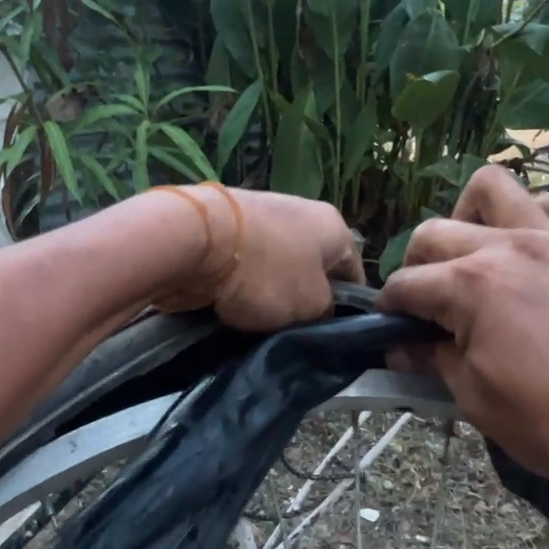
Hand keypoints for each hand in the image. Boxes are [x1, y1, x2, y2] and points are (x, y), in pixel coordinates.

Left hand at [152, 186, 363, 331]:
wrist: (194, 240)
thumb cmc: (266, 272)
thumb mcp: (311, 306)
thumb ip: (327, 311)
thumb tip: (321, 310)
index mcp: (334, 226)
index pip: (353, 273)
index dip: (349, 308)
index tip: (335, 335)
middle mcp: (303, 213)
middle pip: (312, 269)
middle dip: (304, 301)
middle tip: (294, 333)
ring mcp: (264, 215)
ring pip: (278, 268)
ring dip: (271, 293)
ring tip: (260, 324)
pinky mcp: (229, 225)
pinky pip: (246, 264)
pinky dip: (242, 283)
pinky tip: (233, 305)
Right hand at [378, 166, 548, 503]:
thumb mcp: (477, 400)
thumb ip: (432, 361)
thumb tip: (399, 350)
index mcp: (472, 285)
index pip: (407, 284)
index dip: (389, 307)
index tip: (389, 329)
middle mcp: (508, 246)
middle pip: (436, 231)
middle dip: (417, 265)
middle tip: (427, 305)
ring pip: (494, 188)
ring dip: (470, 216)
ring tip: (476, 257)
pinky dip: (537, 213)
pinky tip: (533, 248)